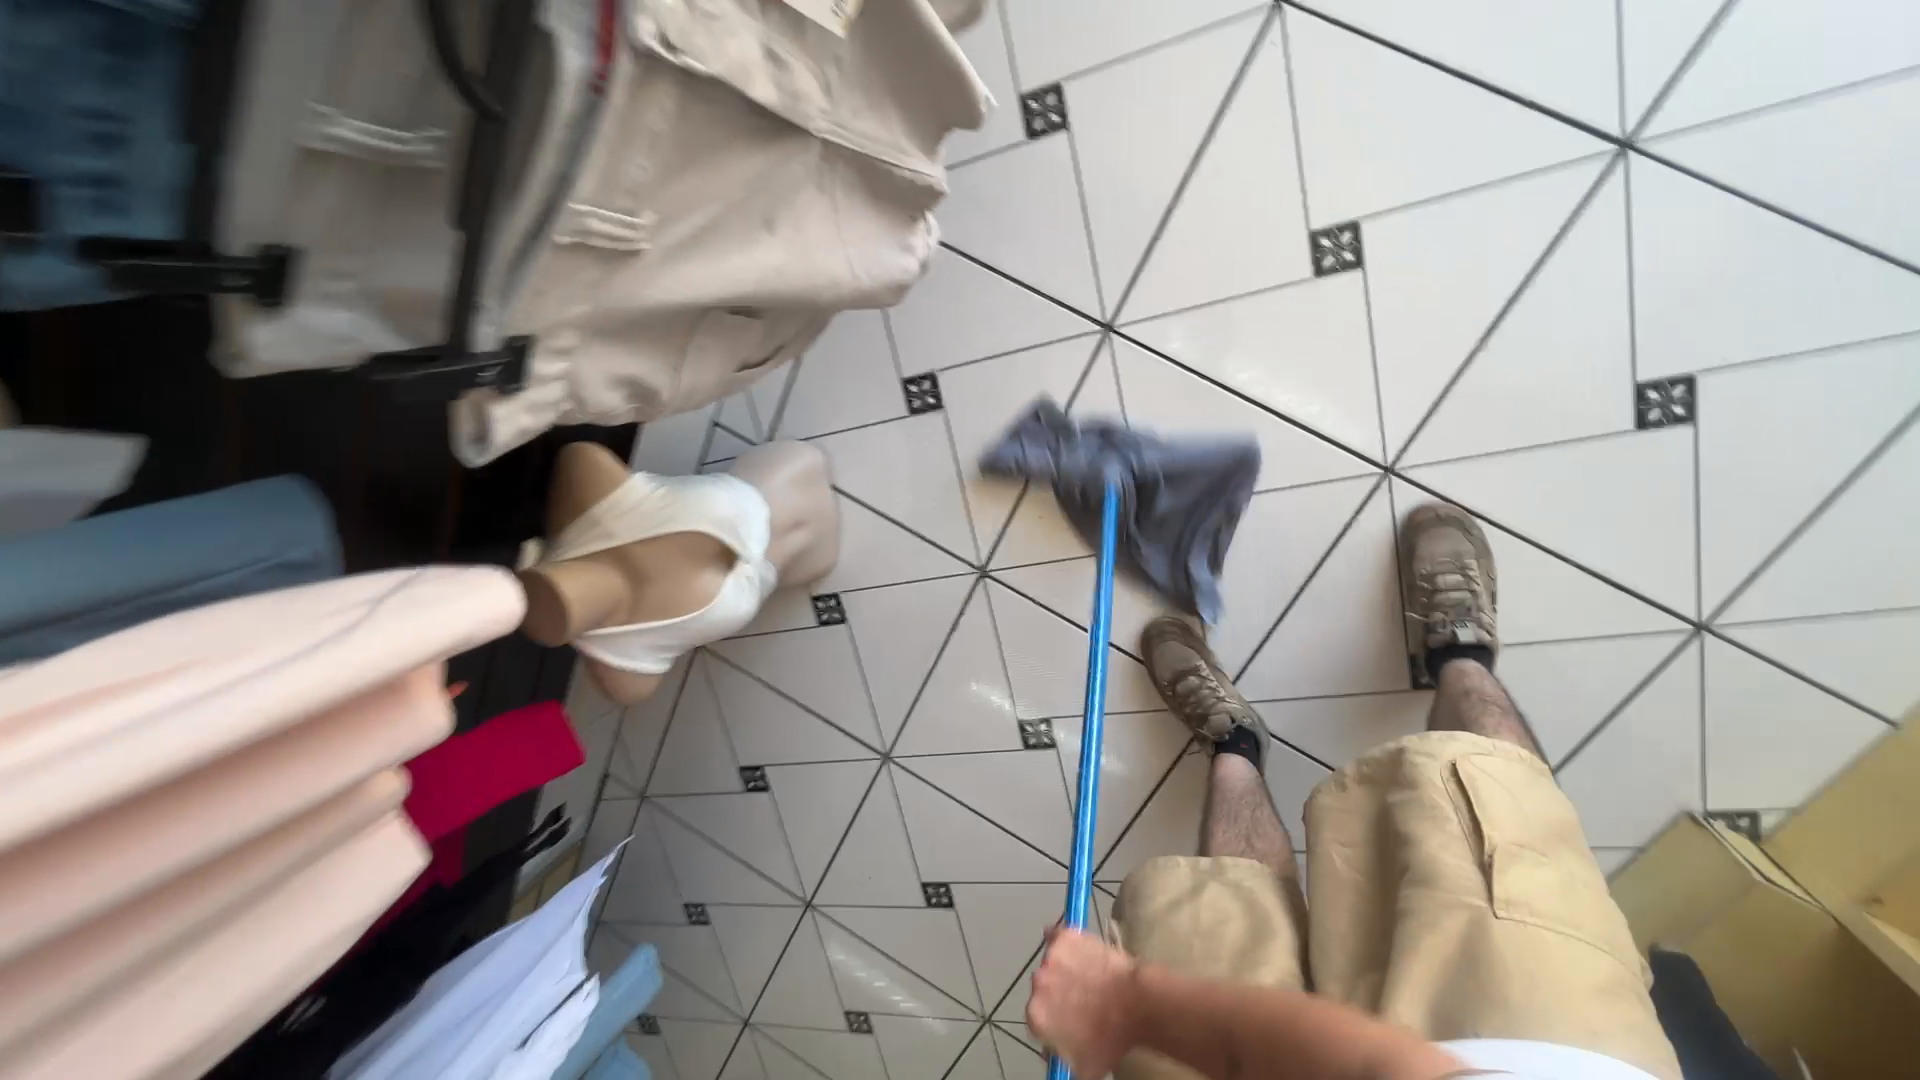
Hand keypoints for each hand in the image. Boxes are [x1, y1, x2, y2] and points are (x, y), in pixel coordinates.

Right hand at [1026, 926, 1141, 1077]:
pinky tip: (1071, 943)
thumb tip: (1057, 1051)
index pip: (1038, 1015)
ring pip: (1053, 961)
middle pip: (1044, 986)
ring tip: (1087, 974)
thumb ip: (1062, 1056)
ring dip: (1063, 967)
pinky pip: (1057, 935)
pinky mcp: (1066, 937)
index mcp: (1037, 1015)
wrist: (1134, 1004)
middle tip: (1081, 996)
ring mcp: (1051, 957)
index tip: (1068, 1017)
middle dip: (1058, 991)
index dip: (1053, 1017)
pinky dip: (1061, 939)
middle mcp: (1038, 983)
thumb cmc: (1110, 1038)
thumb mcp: (1083, 1065)